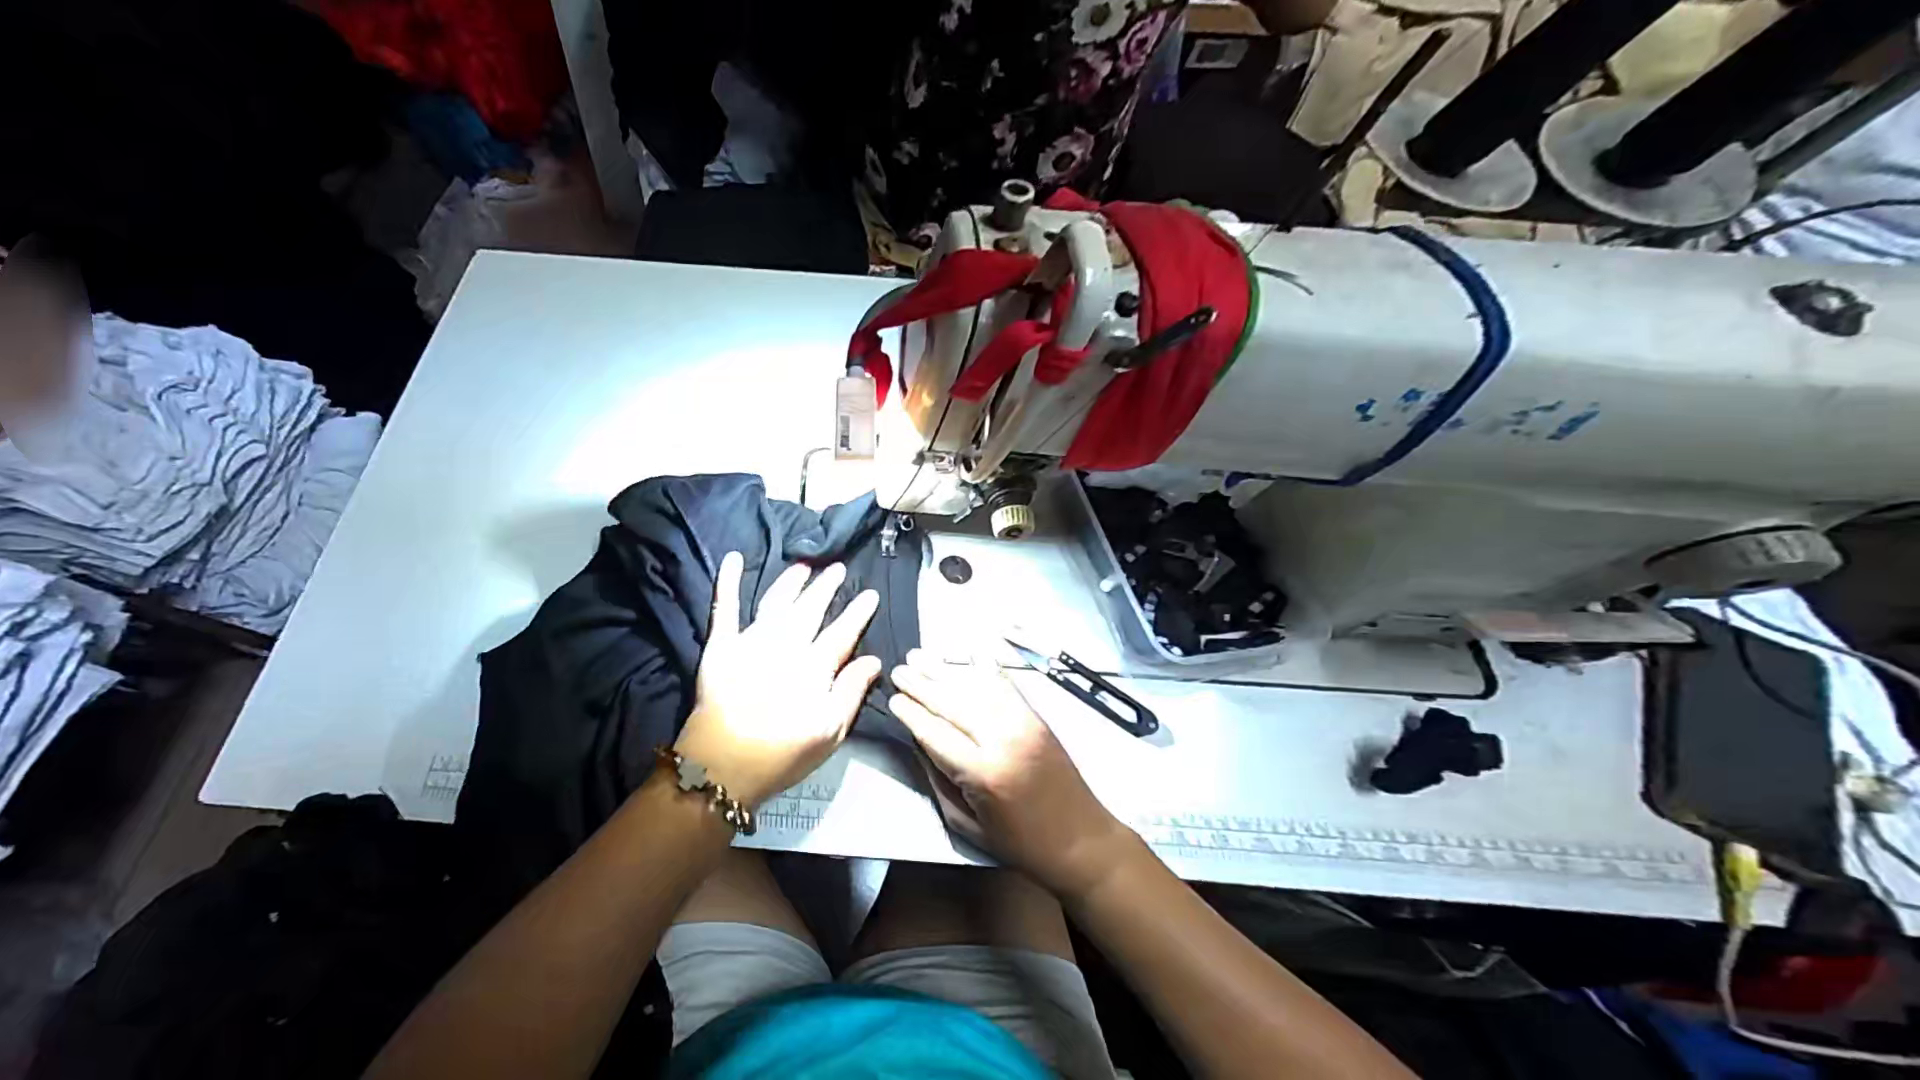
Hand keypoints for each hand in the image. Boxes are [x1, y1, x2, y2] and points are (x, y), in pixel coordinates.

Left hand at [674, 552, 880, 806]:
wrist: (721, 766)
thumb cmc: (781, 755)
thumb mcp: (830, 732)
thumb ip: (851, 691)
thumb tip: (873, 660)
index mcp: (815, 667)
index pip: (843, 632)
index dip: (858, 612)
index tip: (870, 594)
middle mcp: (786, 645)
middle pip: (811, 609)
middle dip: (827, 587)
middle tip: (838, 568)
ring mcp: (751, 641)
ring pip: (776, 601)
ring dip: (791, 582)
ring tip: (803, 567)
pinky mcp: (721, 646)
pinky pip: (725, 608)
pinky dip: (728, 582)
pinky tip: (732, 558)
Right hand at [889, 649, 1137, 898]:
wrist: (1080, 838)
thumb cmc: (1019, 843)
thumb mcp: (966, 824)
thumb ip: (939, 781)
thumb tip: (919, 744)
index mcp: (982, 773)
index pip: (936, 733)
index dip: (912, 714)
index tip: (893, 698)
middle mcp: (1003, 739)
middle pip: (953, 703)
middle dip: (923, 685)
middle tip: (900, 670)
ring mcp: (1023, 723)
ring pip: (977, 688)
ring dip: (947, 670)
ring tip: (922, 656)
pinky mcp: (1037, 718)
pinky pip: (1006, 686)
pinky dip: (985, 669)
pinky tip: (968, 656)